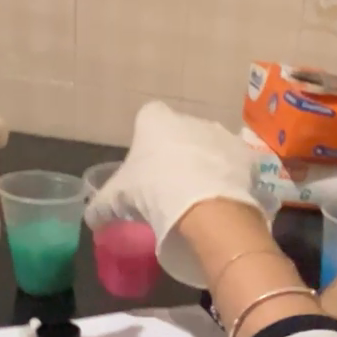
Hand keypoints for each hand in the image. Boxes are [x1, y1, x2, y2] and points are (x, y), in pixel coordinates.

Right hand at [84, 101, 259, 285]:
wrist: (204, 206)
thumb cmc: (152, 191)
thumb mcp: (117, 200)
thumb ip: (101, 206)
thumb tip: (90, 218)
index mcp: (155, 119)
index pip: (147, 120)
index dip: (146, 143)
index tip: (145, 167)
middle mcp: (190, 119)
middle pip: (181, 134)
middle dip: (178, 155)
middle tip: (171, 188)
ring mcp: (221, 135)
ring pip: (210, 149)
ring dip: (206, 166)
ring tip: (199, 198)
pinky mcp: (246, 156)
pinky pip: (235, 167)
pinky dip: (230, 180)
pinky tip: (223, 201)